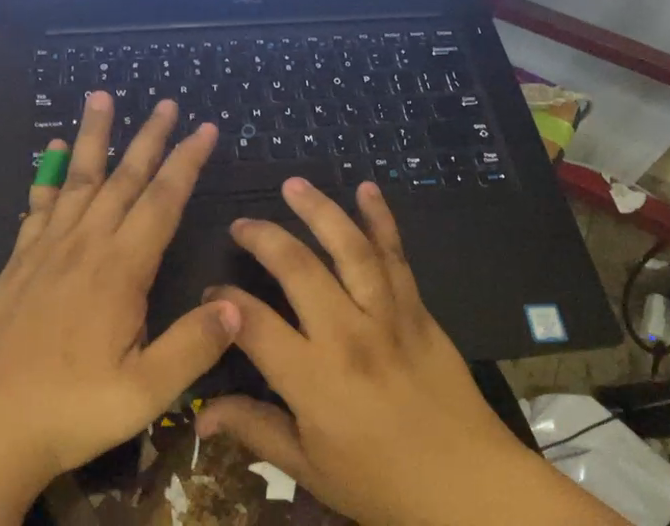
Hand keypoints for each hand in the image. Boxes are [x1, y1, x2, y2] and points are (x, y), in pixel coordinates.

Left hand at [0, 94, 235, 523]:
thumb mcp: (147, 392)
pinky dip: (49, 174)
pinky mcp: (19, 262)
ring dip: (93, 137)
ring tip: (101, 97)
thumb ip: (194, 345)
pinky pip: (39, 204)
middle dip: (149, 137)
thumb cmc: (71, 410)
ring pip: (78, 179)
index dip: (187, 162)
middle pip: (123, 178)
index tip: (205, 128)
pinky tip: (52, 154)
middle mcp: (85, 246)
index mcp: (120, 270)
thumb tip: (237, 304)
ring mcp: (47, 250)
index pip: (162, 202)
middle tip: (167, 102)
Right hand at [197, 179, 623, 525]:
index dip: (222, 303)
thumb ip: (256, 430)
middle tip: (241, 226)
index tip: (210, 294)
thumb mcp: (310, 469)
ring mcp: (387, 316)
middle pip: (298, 268)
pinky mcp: (418, 310)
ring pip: (349, 248)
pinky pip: (397, 256)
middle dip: (263, 238)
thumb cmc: (382, 483)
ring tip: (294, 185)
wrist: (468, 484)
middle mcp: (347, 334)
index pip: (253, 323)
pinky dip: (382, 219)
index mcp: (313, 378)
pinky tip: (367, 189)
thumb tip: (201, 414)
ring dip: (320, 210)